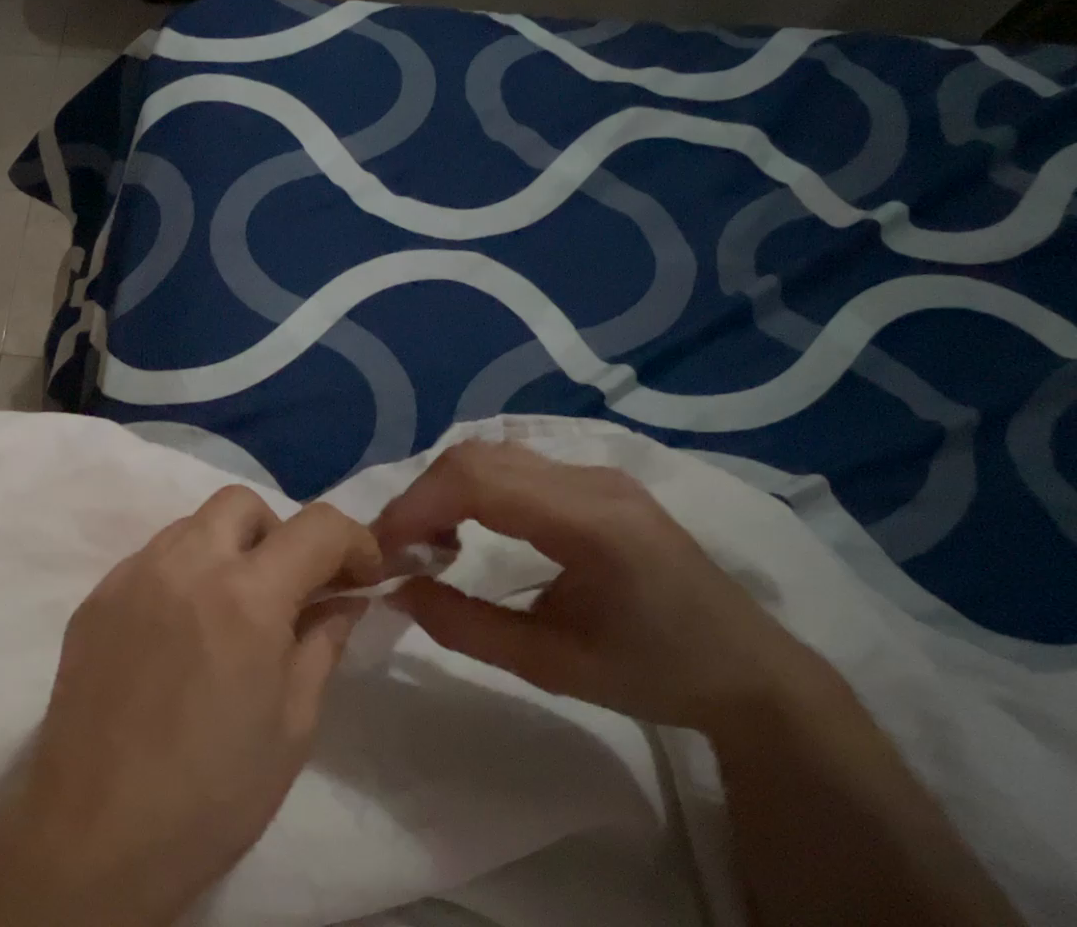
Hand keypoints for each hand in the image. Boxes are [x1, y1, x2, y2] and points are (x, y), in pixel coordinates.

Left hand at [0, 488, 382, 926]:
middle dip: (279, 534)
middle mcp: (182, 564)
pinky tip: (179, 637)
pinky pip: (148, 561)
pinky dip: (179, 576)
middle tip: (288, 593)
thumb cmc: (212, 793)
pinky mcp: (92, 601)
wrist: (95, 832)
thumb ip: (321, 643)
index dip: (354, 541)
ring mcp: (128, 577)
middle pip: (241, 504)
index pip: (316, 525)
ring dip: (225, 551)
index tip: (361, 577)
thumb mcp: (292, 725)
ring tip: (230, 616)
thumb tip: (342, 599)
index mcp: (245, 595)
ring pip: (189, 526)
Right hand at [372, 439, 835, 732]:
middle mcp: (593, 482)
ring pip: (492, 455)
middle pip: (476, 456)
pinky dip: (472, 491)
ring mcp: (599, 476)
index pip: (475, 481)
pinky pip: (514, 466)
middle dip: (420, 499)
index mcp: (591, 524)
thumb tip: (396, 590)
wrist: (750, 672)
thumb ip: (464, 626)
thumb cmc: (654, 675)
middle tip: (397, 551)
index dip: (414, 507)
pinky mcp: (598, 484)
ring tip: (426, 545)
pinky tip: (467, 532)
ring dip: (444, 491)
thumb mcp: (550, 665)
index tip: (380, 552)